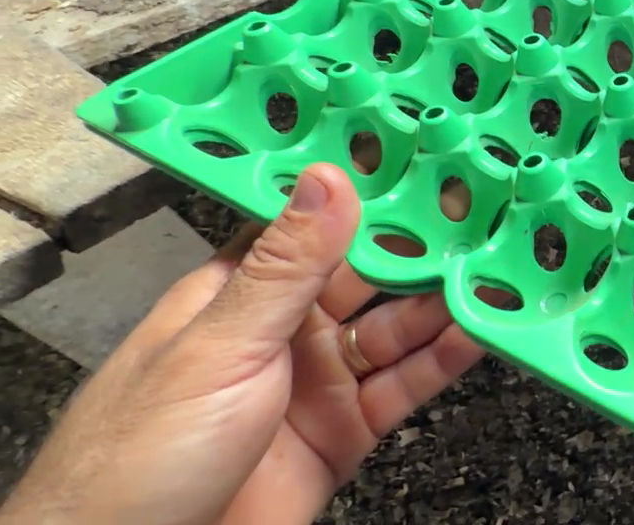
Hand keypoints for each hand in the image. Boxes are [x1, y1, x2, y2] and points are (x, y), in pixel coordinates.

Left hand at [2, 163, 483, 524]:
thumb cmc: (132, 466)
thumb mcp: (219, 349)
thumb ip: (287, 266)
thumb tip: (328, 177)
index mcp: (244, 298)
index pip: (323, 229)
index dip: (379, 198)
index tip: (438, 167)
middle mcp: (289, 331)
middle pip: (377, 275)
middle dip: (431, 249)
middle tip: (492, 215)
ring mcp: (323, 380)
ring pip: (405, 325)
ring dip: (451, 301)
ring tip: (501, 271)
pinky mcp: (351, 426)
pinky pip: (413, 381)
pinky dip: (453, 355)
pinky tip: (484, 330)